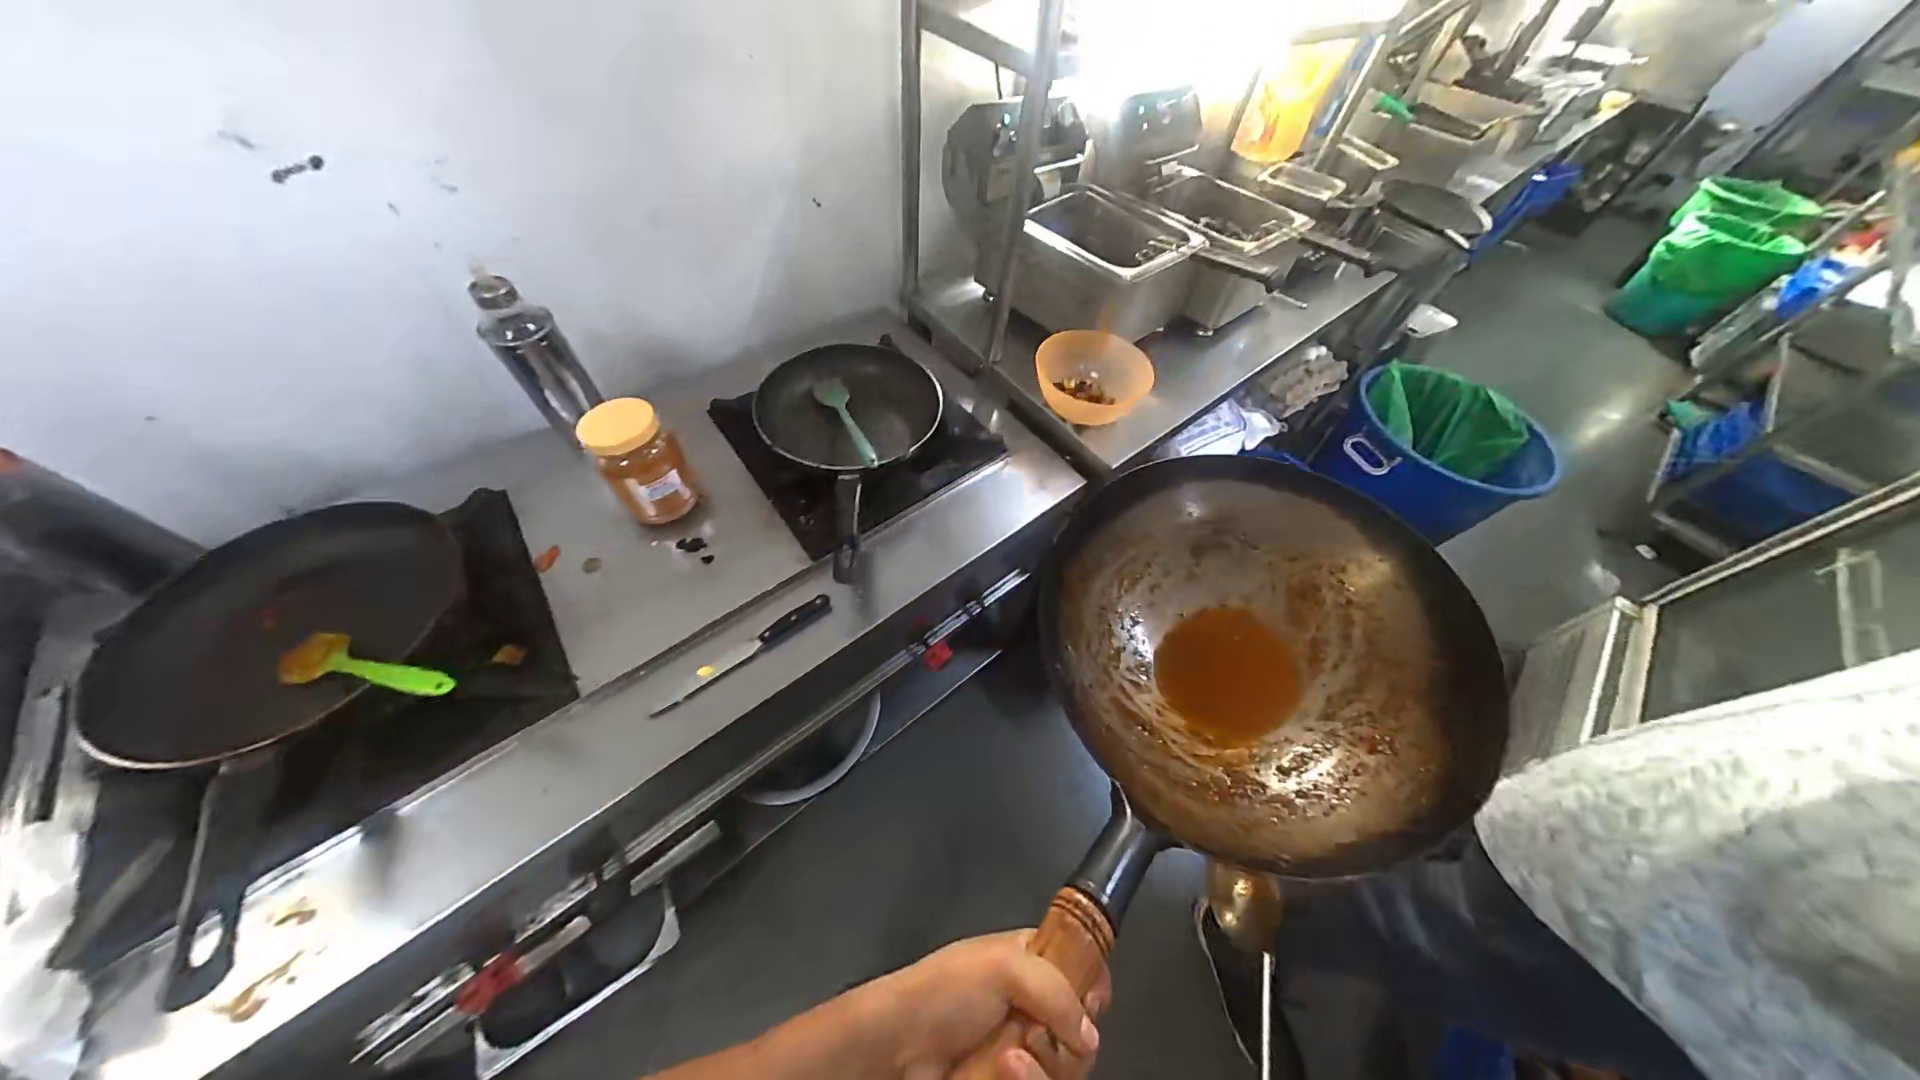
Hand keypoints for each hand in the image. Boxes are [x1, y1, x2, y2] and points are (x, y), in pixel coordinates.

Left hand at [850, 929, 1110, 1079]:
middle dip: (1069, 1038)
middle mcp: (1035, 1004)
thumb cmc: (947, 990)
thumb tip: (1090, 1035)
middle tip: (1039, 1034)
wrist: (900, 1043)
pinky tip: (1003, 1074)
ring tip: (1008, 1060)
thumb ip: (1056, 990)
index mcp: (1033, 961)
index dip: (1093, 986)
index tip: (1090, 1001)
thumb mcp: (1004, 965)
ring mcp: (1025, 1048)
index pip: (1083, 969)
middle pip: (1083, 1029)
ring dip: (1044, 1067)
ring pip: (1066, 1067)